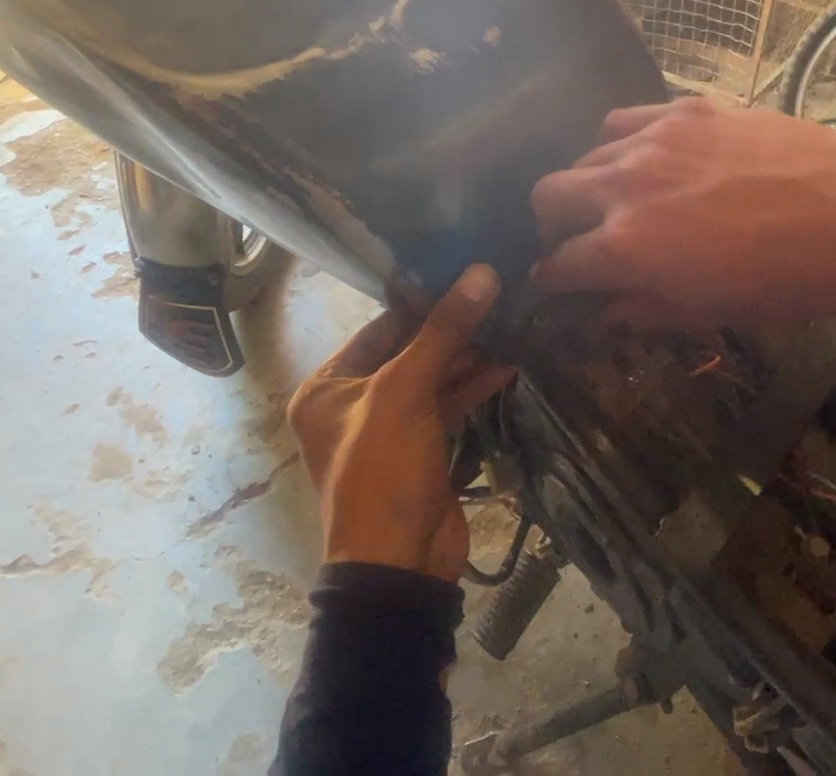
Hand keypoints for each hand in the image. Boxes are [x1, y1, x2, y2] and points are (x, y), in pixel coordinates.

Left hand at [286, 265, 515, 581]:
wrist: (399, 564)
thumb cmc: (382, 469)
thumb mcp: (406, 392)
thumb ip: (444, 332)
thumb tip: (483, 271)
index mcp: (327, 387)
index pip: (378, 328)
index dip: (420, 302)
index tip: (463, 272)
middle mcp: (353, 403)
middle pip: (408, 351)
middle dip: (451, 330)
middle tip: (495, 297)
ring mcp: (390, 428)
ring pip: (432, 378)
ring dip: (467, 357)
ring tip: (508, 326)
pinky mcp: (422, 449)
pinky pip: (447, 406)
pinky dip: (473, 387)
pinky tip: (507, 366)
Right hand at [529, 99, 835, 326]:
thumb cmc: (785, 281)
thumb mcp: (706, 310)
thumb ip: (641, 309)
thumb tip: (602, 313)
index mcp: (626, 247)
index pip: (558, 263)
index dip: (548, 278)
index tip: (551, 282)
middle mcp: (624, 186)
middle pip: (548, 194)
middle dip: (551, 224)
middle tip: (578, 238)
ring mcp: (654, 138)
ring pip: (586, 152)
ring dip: (589, 182)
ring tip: (618, 196)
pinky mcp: (686, 108)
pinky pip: (628, 117)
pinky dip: (624, 141)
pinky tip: (650, 156)